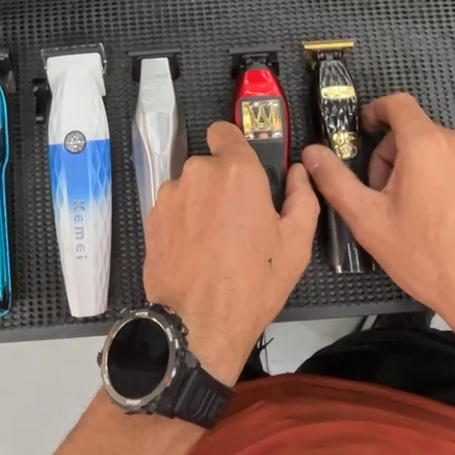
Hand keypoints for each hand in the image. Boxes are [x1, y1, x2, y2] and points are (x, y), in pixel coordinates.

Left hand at [144, 121, 317, 384]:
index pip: (224, 131)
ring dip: (200, 203)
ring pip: (190, 187)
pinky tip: (194, 252)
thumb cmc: (253, 282)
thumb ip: (302, 198)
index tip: (242, 170)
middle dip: (221, 184)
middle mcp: (198, 171)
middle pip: (210, 164)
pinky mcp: (152, 217)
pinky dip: (183, 222)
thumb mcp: (295, 244)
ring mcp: (170, 194)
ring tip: (213, 242)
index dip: (232, 146)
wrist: (198, 324)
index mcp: (236, 169)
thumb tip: (298, 173)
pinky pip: (173, 208)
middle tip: (237, 220)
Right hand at [301, 93, 454, 346]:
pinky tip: (432, 216)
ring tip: (405, 209)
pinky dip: (437, 176)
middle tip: (379, 193)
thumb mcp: (368, 219)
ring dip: (412, 166)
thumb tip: (312, 154)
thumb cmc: (425, 255)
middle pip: (413, 130)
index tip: (362, 131)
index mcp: (426, 144)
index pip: (397, 103)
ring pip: (434, 148)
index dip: (375, 110)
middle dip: (389, 154)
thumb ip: (335, 180)